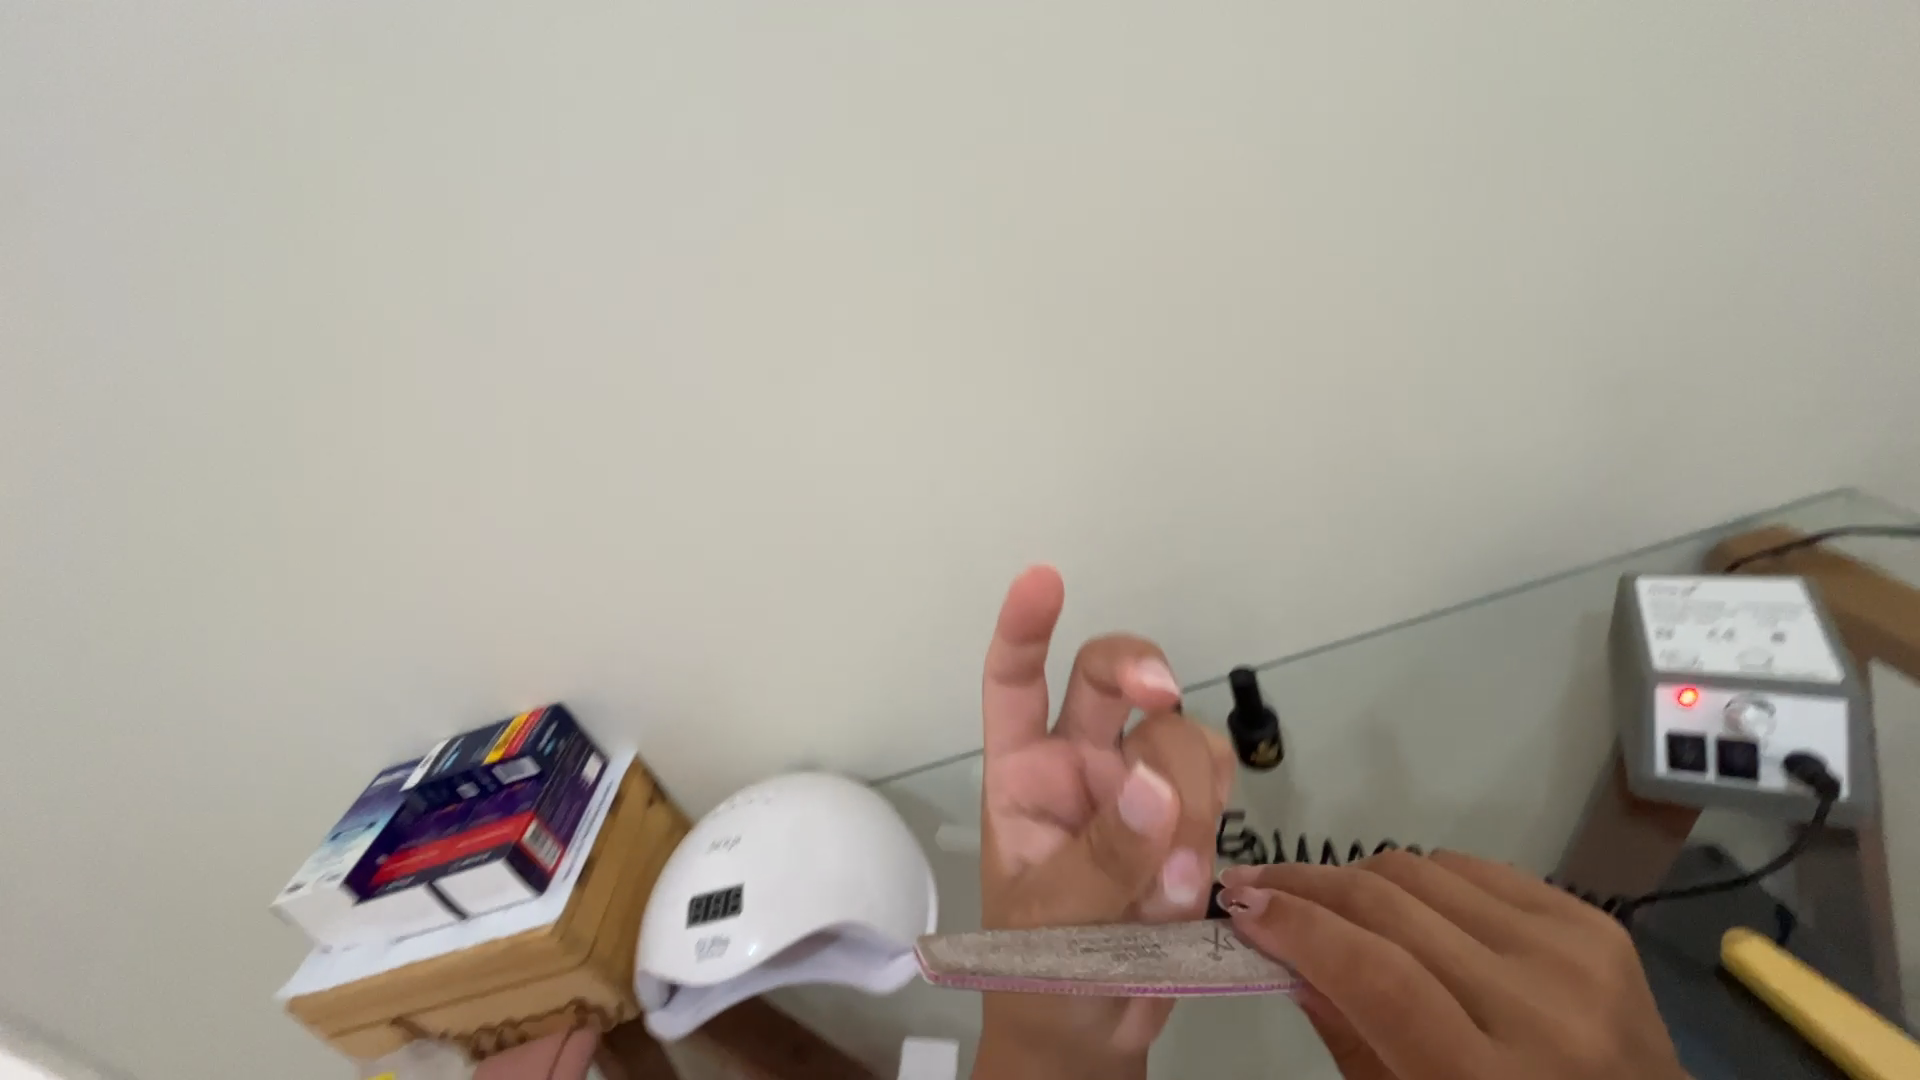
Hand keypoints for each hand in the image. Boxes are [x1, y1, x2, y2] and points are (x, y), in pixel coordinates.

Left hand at [974, 566, 1232, 1079]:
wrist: (1093, 1035)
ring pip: (1177, 734)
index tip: (1043, 578)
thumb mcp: (1055, 923)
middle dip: (1139, 671)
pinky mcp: (1184, 813)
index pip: (1015, 681)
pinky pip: (1213, 779)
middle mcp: (1080, 761)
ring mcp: (1137, 784)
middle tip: (1159, 696)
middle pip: (1111, 678)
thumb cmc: (1039, 975)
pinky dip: (1212, 818)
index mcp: (1023, 772)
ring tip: (1168, 882)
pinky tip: (1189, 884)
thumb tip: (1157, 784)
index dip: (1025, 628)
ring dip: (1187, 791)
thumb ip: (1106, 855)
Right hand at [1219, 852, 1686, 1079]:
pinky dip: (1416, 878)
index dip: (1298, 924)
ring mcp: (1577, 957)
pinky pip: (1467, 866)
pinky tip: (1400, 904)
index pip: (1376, 971)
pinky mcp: (1593, 922)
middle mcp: (1546, 1011)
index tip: (1238, 901)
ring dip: (1353, 877)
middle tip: (1252, 882)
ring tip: (1322, 897)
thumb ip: (1344, 1031)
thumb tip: (1276, 941)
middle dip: (1304, 884)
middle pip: (1389, 906)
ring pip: (1417, 870)